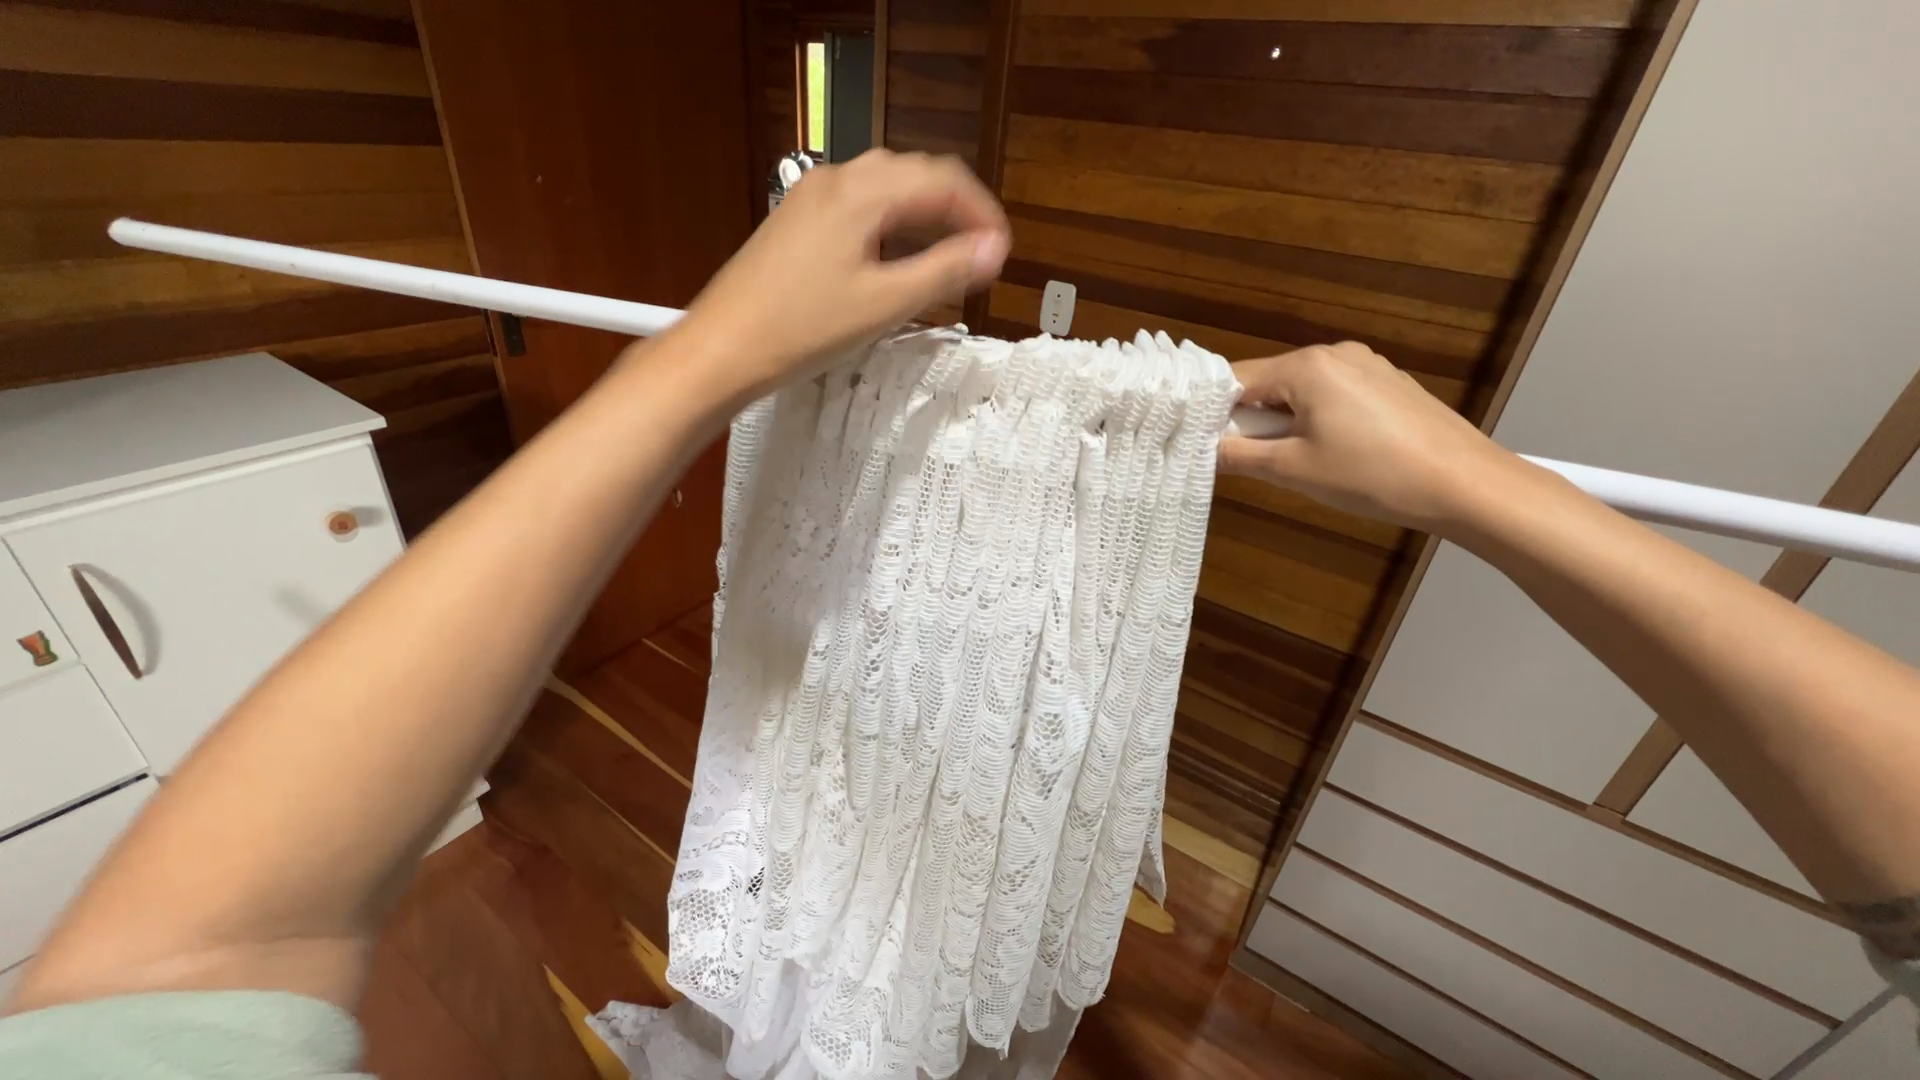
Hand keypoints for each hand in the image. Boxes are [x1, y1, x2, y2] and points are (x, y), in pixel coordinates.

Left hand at [671, 149, 1009, 401]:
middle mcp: (835, 181)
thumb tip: (995, 250)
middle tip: (978, 255)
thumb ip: (945, 272)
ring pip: (885, 190)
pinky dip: (891, 226)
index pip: (942, 180)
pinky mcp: (797, 222)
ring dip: (923, 217)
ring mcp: (811, 198)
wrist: (723, 349)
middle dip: (954, 211)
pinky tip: (897, 261)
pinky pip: (858, 208)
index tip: (1000, 251)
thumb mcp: (885, 305)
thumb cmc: (800, 330)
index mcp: (861, 193)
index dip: (980, 212)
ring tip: (945, 260)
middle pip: (914, 176)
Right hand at [1218, 342, 1525, 531]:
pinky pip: (1331, 395)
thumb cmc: (1371, 475)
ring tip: (1292, 461)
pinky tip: (1330, 452)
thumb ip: (1238, 455)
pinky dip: (1314, 418)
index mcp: (1306, 366)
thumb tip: (1200, 446)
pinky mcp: (1387, 383)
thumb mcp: (1293, 469)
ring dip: (1282, 421)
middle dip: (1250, 418)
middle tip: (1247, 459)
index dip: (1210, 411)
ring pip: (1299, 390)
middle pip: (1267, 381)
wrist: (1465, 484)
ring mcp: (1366, 365)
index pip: (1234, 379)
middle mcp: (1334, 353)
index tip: (1198, 442)